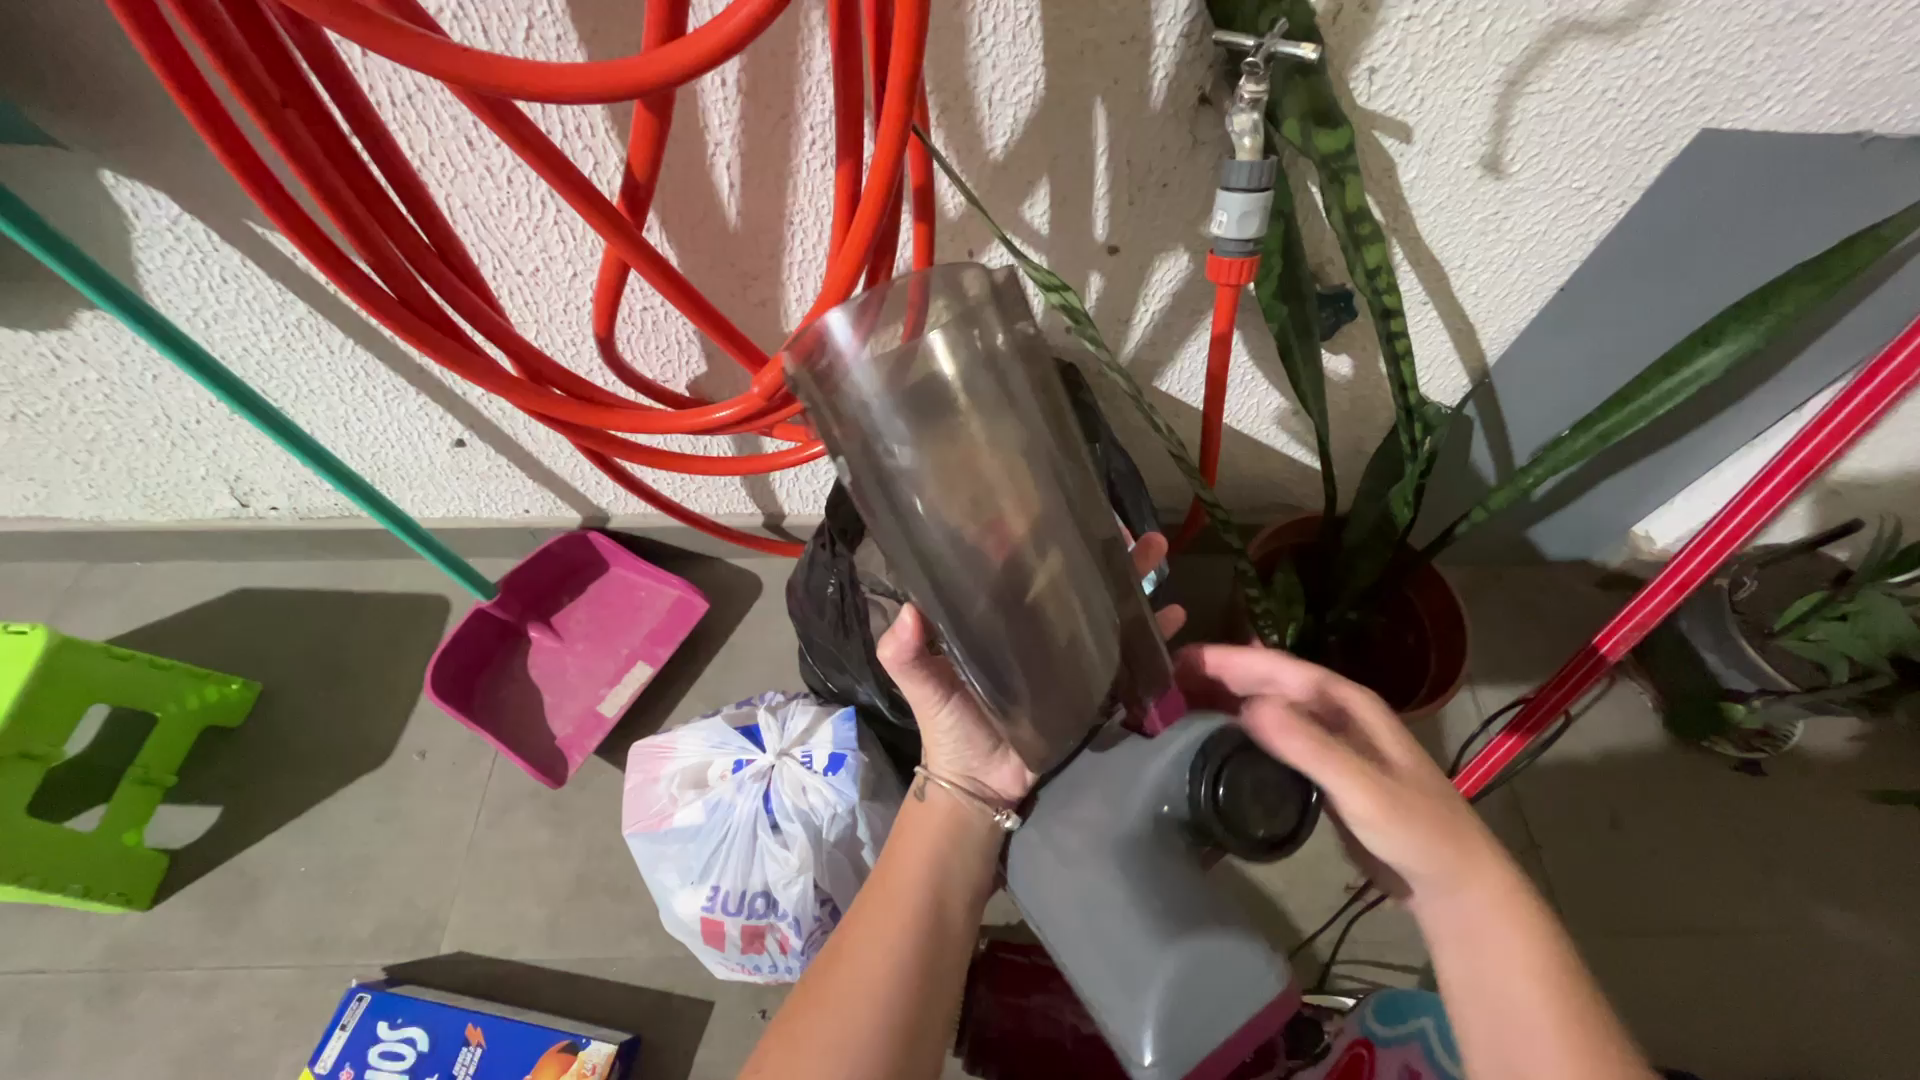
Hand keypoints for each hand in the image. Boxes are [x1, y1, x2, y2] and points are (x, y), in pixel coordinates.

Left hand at [877, 532, 1185, 803]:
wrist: (981, 783)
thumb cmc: (948, 725)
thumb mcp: (922, 684)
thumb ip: (905, 652)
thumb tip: (909, 610)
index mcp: (1000, 617)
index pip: (1025, 567)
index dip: (1046, 539)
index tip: (1066, 511)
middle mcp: (1038, 627)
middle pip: (1076, 579)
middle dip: (1103, 551)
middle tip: (1126, 527)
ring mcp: (1070, 654)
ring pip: (1106, 606)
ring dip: (1133, 578)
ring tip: (1155, 551)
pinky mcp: (1093, 684)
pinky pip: (1126, 654)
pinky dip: (1151, 635)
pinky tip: (1174, 616)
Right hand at [1174, 644, 1506, 902]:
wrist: (1451, 880)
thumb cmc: (1415, 829)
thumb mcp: (1363, 788)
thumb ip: (1310, 747)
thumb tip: (1249, 706)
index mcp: (1346, 703)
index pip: (1279, 668)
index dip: (1230, 660)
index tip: (1182, 659)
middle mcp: (1334, 713)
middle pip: (1269, 681)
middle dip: (1220, 675)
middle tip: (1166, 680)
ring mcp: (1328, 741)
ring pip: (1267, 706)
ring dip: (1226, 700)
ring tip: (1179, 703)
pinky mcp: (1321, 769)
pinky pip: (1272, 736)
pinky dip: (1240, 730)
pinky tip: (1216, 738)